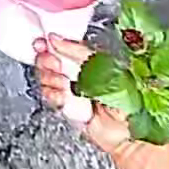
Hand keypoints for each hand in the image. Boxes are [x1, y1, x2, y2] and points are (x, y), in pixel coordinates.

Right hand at [33, 34, 134, 157]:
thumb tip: (55, 38)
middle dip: (47, 61)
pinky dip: (54, 95)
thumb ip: (76, 50)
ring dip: (52, 79)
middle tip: (57, 66)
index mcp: (84, 58)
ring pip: (44, 77)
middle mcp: (74, 72)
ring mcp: (68, 89)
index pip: (58, 45)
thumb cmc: (124, 97)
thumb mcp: (101, 64)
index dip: (47, 43)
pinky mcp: (64, 106)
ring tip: (66, 84)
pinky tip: (64, 96)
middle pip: (46, 59)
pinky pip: (49, 96)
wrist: (126, 130)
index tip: (42, 44)